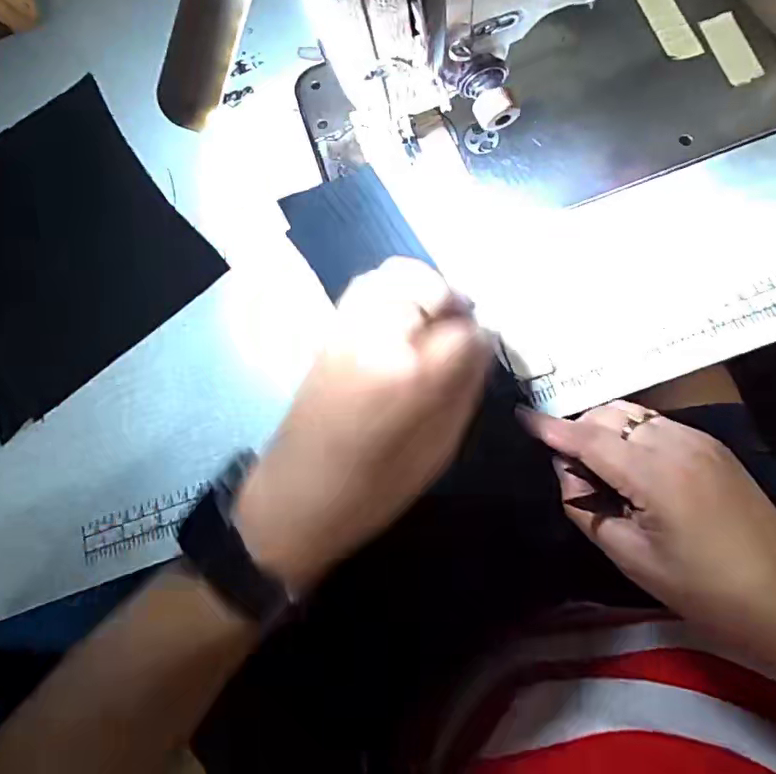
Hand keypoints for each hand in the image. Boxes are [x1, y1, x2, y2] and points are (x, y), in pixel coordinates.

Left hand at [233, 258, 491, 592]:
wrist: (293, 499)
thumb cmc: (373, 490)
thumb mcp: (438, 450)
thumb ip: (465, 389)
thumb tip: (483, 345)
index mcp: (409, 374)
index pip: (465, 330)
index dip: (480, 339)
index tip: (483, 352)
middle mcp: (377, 337)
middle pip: (431, 289)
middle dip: (454, 305)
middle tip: (463, 327)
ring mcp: (348, 328)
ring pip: (397, 275)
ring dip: (425, 288)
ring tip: (437, 314)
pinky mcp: (330, 329)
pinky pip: (368, 284)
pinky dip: (395, 284)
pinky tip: (407, 310)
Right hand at [522, 402, 775, 710]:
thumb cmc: (703, 588)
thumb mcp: (633, 557)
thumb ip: (588, 508)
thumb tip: (566, 472)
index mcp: (652, 472)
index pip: (588, 437)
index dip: (551, 427)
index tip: (522, 415)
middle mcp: (674, 441)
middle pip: (610, 415)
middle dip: (581, 429)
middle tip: (569, 467)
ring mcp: (697, 438)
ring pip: (635, 414)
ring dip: (608, 427)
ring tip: (600, 465)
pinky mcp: (712, 443)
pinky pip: (659, 423)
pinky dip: (635, 432)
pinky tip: (634, 463)